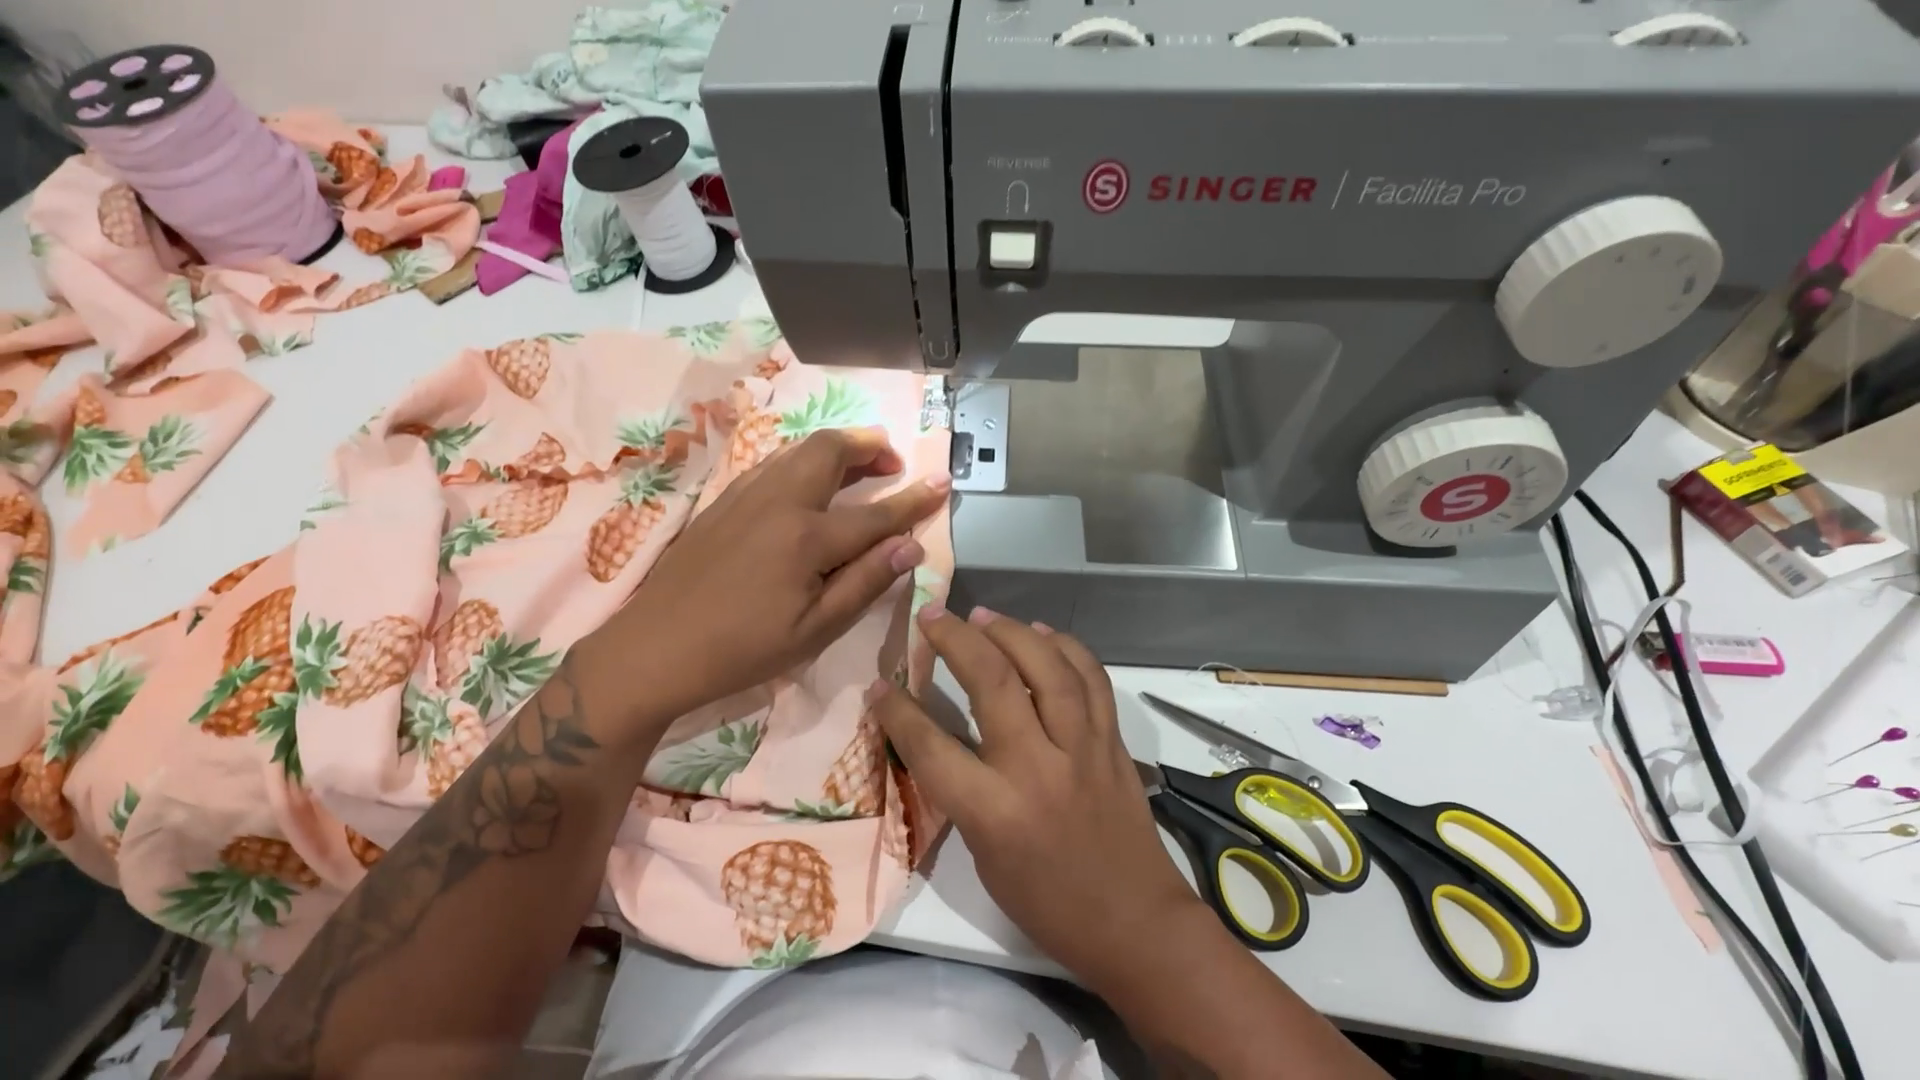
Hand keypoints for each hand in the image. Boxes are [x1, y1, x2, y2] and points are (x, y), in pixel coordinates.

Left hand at [597, 427, 947, 741]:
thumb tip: (910, 546)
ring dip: (837, 448)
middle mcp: (779, 502)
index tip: (943, 481)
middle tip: (892, 463)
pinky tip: (808, 484)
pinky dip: (804, 459)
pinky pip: (774, 462)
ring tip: (859, 468)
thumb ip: (864, 583)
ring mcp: (746, 495)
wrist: (654, 648)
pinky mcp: (723, 500)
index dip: (914, 499)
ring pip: (800, 448)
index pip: (875, 513)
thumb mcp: (814, 631)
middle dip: (870, 446)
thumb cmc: (742, 649)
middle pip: (832, 450)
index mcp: (806, 538)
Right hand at [868, 606, 1202, 985]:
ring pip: (1047, 668)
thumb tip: (937, 738)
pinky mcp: (1114, 743)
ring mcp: (1083, 749)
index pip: (932, 746)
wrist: (1133, 922)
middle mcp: (1038, 769)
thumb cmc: (1046, 903)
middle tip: (931, 616)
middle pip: (991, 682)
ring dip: (1012, 631)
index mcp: (995, 812)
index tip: (877, 685)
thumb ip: (961, 793)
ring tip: (983, 616)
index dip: (897, 711)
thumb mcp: (984, 856)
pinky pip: (1092, 679)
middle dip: (955, 640)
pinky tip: (1043, 634)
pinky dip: (1066, 648)